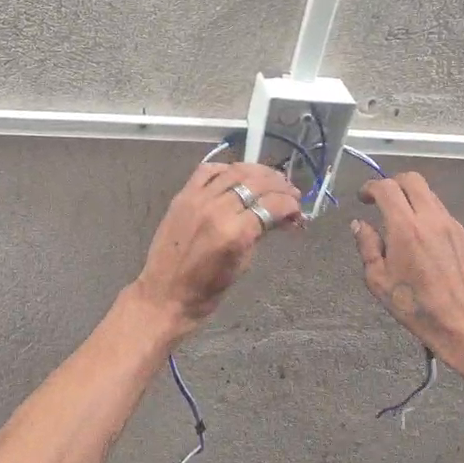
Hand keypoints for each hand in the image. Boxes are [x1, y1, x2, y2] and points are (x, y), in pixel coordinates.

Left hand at [133, 161, 300, 335]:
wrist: (165, 293)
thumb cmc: (207, 291)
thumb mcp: (242, 264)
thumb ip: (260, 234)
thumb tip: (280, 217)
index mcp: (235, 232)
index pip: (272, 205)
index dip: (290, 204)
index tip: (298, 209)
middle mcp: (217, 208)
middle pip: (256, 183)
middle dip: (279, 185)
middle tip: (291, 192)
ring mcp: (197, 198)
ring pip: (234, 171)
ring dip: (257, 172)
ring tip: (271, 179)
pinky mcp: (182, 195)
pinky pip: (207, 170)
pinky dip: (226, 169)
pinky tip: (237, 175)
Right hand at [352, 172, 463, 381]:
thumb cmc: (415, 306)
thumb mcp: (378, 280)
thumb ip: (366, 246)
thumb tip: (360, 224)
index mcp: (406, 228)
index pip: (386, 188)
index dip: (370, 187)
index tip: (363, 198)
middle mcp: (431, 219)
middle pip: (412, 179)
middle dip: (393, 183)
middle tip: (382, 201)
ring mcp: (452, 226)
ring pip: (430, 195)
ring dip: (412, 199)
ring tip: (401, 222)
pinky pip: (443, 214)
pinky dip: (428, 216)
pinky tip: (423, 242)